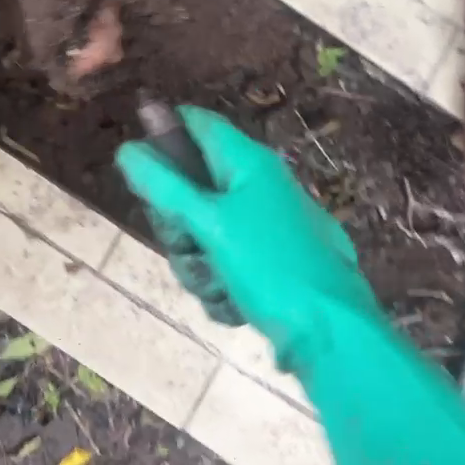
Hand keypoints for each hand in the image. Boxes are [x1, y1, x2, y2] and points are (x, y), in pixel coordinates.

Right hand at [116, 106, 377, 365]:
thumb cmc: (272, 268)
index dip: (162, 138)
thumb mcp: (208, 222)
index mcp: (247, 161)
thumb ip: (162, 184)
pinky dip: (217, 284)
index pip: (191, 122)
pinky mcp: (265, 265)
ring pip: (198, 230)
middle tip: (185, 241)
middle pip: (187, 184)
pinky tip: (233, 302)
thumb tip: (126, 147)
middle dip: (175, 221)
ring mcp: (261, 228)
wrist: (338, 342)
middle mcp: (254, 186)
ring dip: (194, 261)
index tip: (144, 174)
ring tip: (216, 283)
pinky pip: (218, 262)